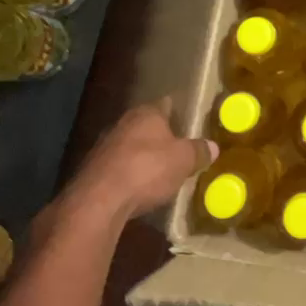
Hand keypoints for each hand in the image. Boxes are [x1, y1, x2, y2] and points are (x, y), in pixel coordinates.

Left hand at [52, 97, 215, 226]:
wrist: (98, 201)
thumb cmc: (147, 169)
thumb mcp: (183, 161)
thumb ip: (198, 151)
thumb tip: (213, 147)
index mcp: (147, 113)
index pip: (166, 104)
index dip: (178, 112)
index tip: (188, 122)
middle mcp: (124, 122)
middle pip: (146, 125)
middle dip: (159, 136)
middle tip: (177, 149)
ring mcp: (104, 146)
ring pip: (130, 146)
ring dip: (141, 156)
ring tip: (158, 171)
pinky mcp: (92, 170)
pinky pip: (117, 167)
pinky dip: (127, 174)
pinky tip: (136, 189)